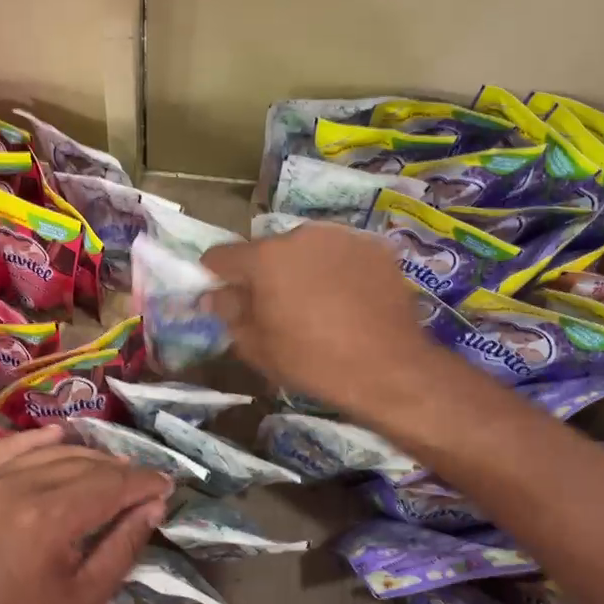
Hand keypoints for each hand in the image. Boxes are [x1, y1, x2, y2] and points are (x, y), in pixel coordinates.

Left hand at [0, 427, 172, 603]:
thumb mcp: (86, 598)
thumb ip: (123, 545)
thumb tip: (153, 506)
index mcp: (48, 519)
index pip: (109, 484)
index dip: (143, 482)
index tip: (166, 484)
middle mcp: (17, 487)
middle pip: (83, 463)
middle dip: (120, 470)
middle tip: (144, 484)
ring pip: (50, 452)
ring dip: (86, 456)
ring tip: (112, 468)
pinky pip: (9, 448)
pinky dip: (37, 440)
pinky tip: (59, 435)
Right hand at [202, 223, 449, 414]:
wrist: (389, 368)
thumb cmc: (313, 361)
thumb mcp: (257, 347)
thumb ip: (230, 314)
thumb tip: (214, 296)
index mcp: (264, 257)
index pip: (221, 256)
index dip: (216, 277)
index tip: (224, 298)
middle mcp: (301, 235)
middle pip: (267, 250)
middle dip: (265, 274)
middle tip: (277, 308)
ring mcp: (342, 237)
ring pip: (307, 249)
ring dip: (303, 269)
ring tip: (318, 305)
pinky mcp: (375, 247)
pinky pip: (341, 255)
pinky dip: (337, 271)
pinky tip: (348, 301)